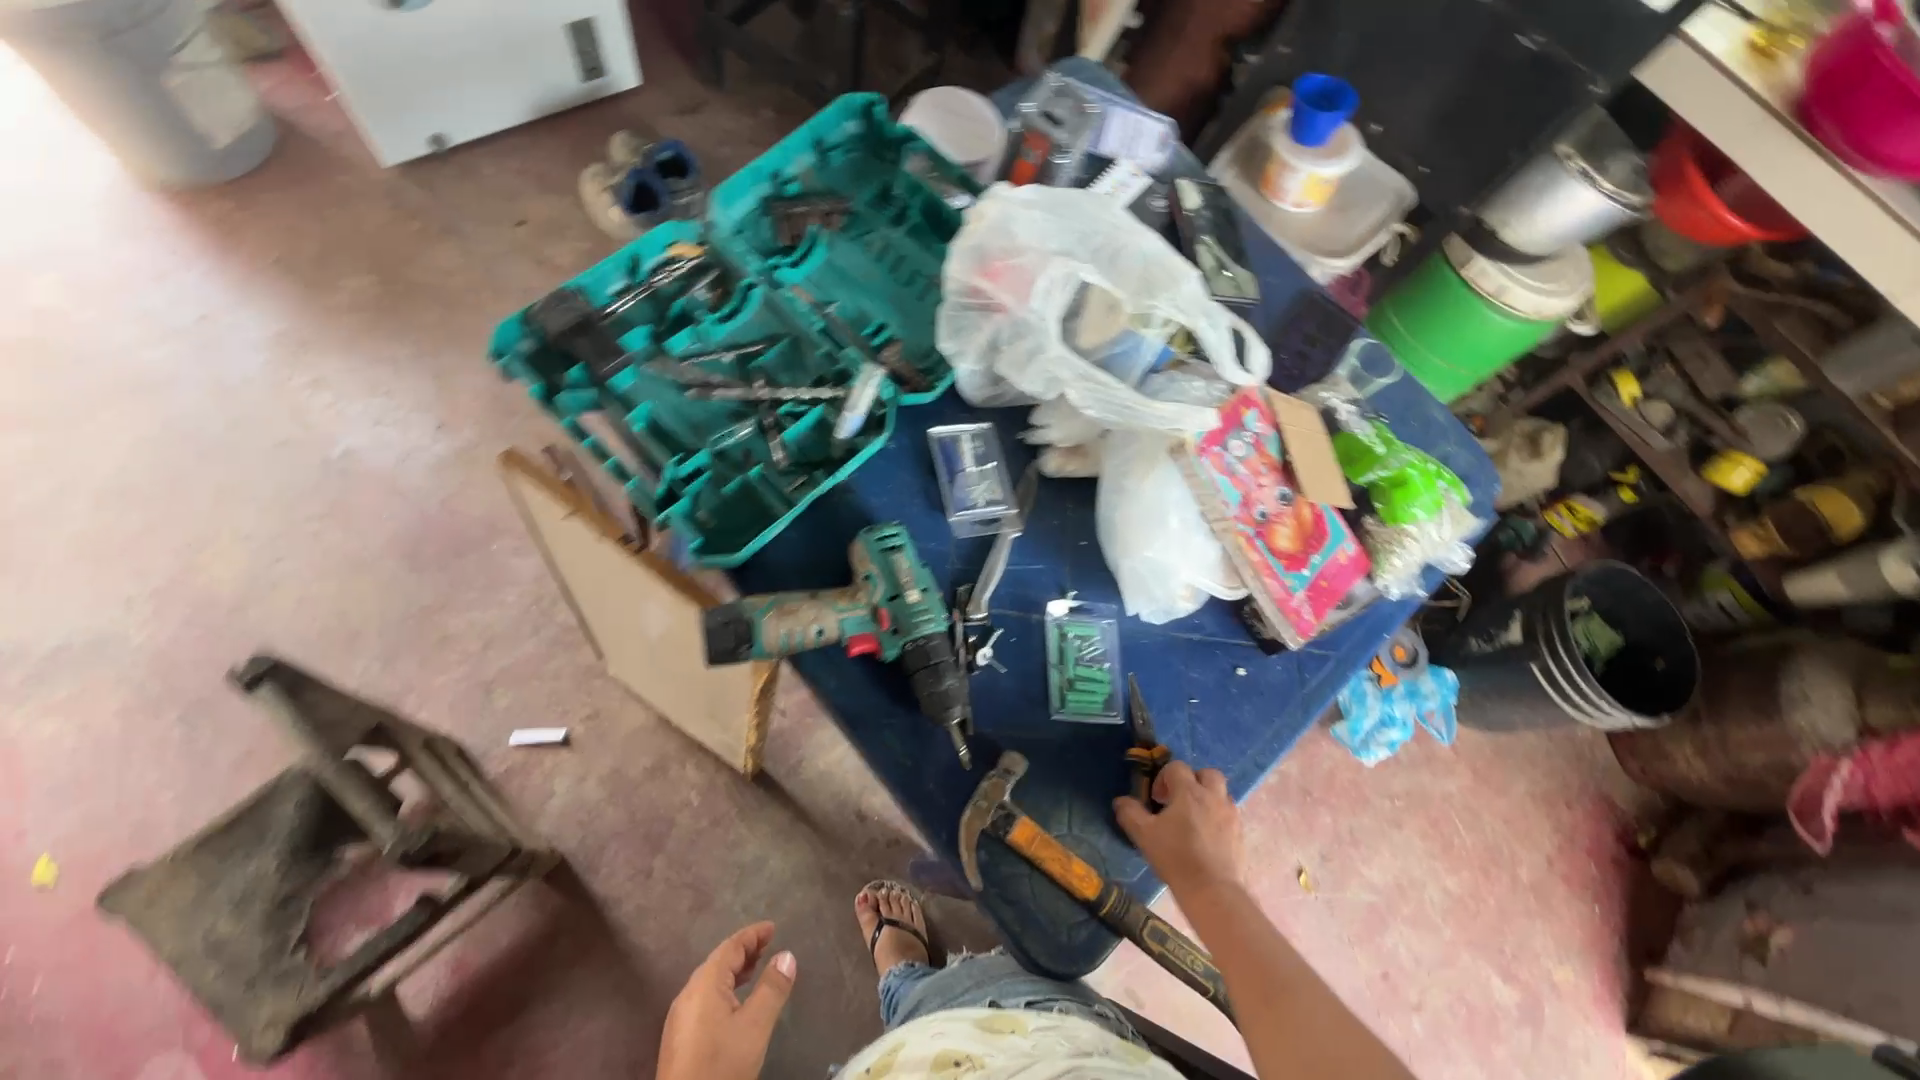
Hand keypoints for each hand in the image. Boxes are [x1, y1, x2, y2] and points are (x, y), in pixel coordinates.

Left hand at [657, 922, 796, 1079]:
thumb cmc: (722, 1064)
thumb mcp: (755, 1026)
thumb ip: (772, 989)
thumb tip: (786, 955)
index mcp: (705, 984)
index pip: (730, 947)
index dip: (752, 935)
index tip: (773, 928)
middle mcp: (688, 994)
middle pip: (718, 961)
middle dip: (744, 950)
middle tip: (769, 946)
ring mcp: (680, 1017)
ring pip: (710, 981)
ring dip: (734, 970)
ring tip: (756, 970)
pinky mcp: (680, 1036)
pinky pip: (705, 998)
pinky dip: (724, 988)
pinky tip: (735, 1003)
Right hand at [1113, 761, 1243, 898]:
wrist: (1211, 889)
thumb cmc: (1175, 857)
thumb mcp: (1143, 835)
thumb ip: (1130, 813)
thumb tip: (1120, 801)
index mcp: (1189, 792)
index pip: (1177, 767)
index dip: (1164, 777)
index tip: (1157, 799)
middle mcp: (1214, 797)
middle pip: (1208, 774)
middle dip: (1193, 781)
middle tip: (1180, 800)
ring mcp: (1231, 815)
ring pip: (1222, 794)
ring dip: (1208, 799)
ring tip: (1194, 820)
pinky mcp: (1240, 834)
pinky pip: (1229, 815)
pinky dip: (1218, 818)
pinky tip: (1206, 838)